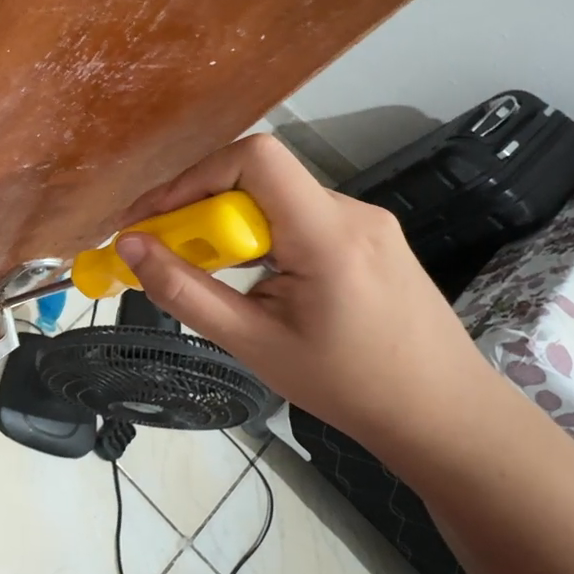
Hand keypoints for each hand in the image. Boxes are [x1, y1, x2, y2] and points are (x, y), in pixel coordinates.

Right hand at [112, 134, 501, 444]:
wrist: (444, 415)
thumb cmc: (348, 386)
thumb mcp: (250, 343)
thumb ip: (183, 290)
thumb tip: (128, 246)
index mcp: (329, 235)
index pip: (255, 159)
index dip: (192, 178)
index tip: (153, 221)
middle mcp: (352, 213)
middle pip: (255, 178)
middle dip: (196, 208)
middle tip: (159, 252)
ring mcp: (365, 223)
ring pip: (272, 199)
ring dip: (224, 225)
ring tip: (197, 270)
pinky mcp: (367, 239)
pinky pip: (293, 217)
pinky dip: (254, 237)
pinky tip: (244, 278)